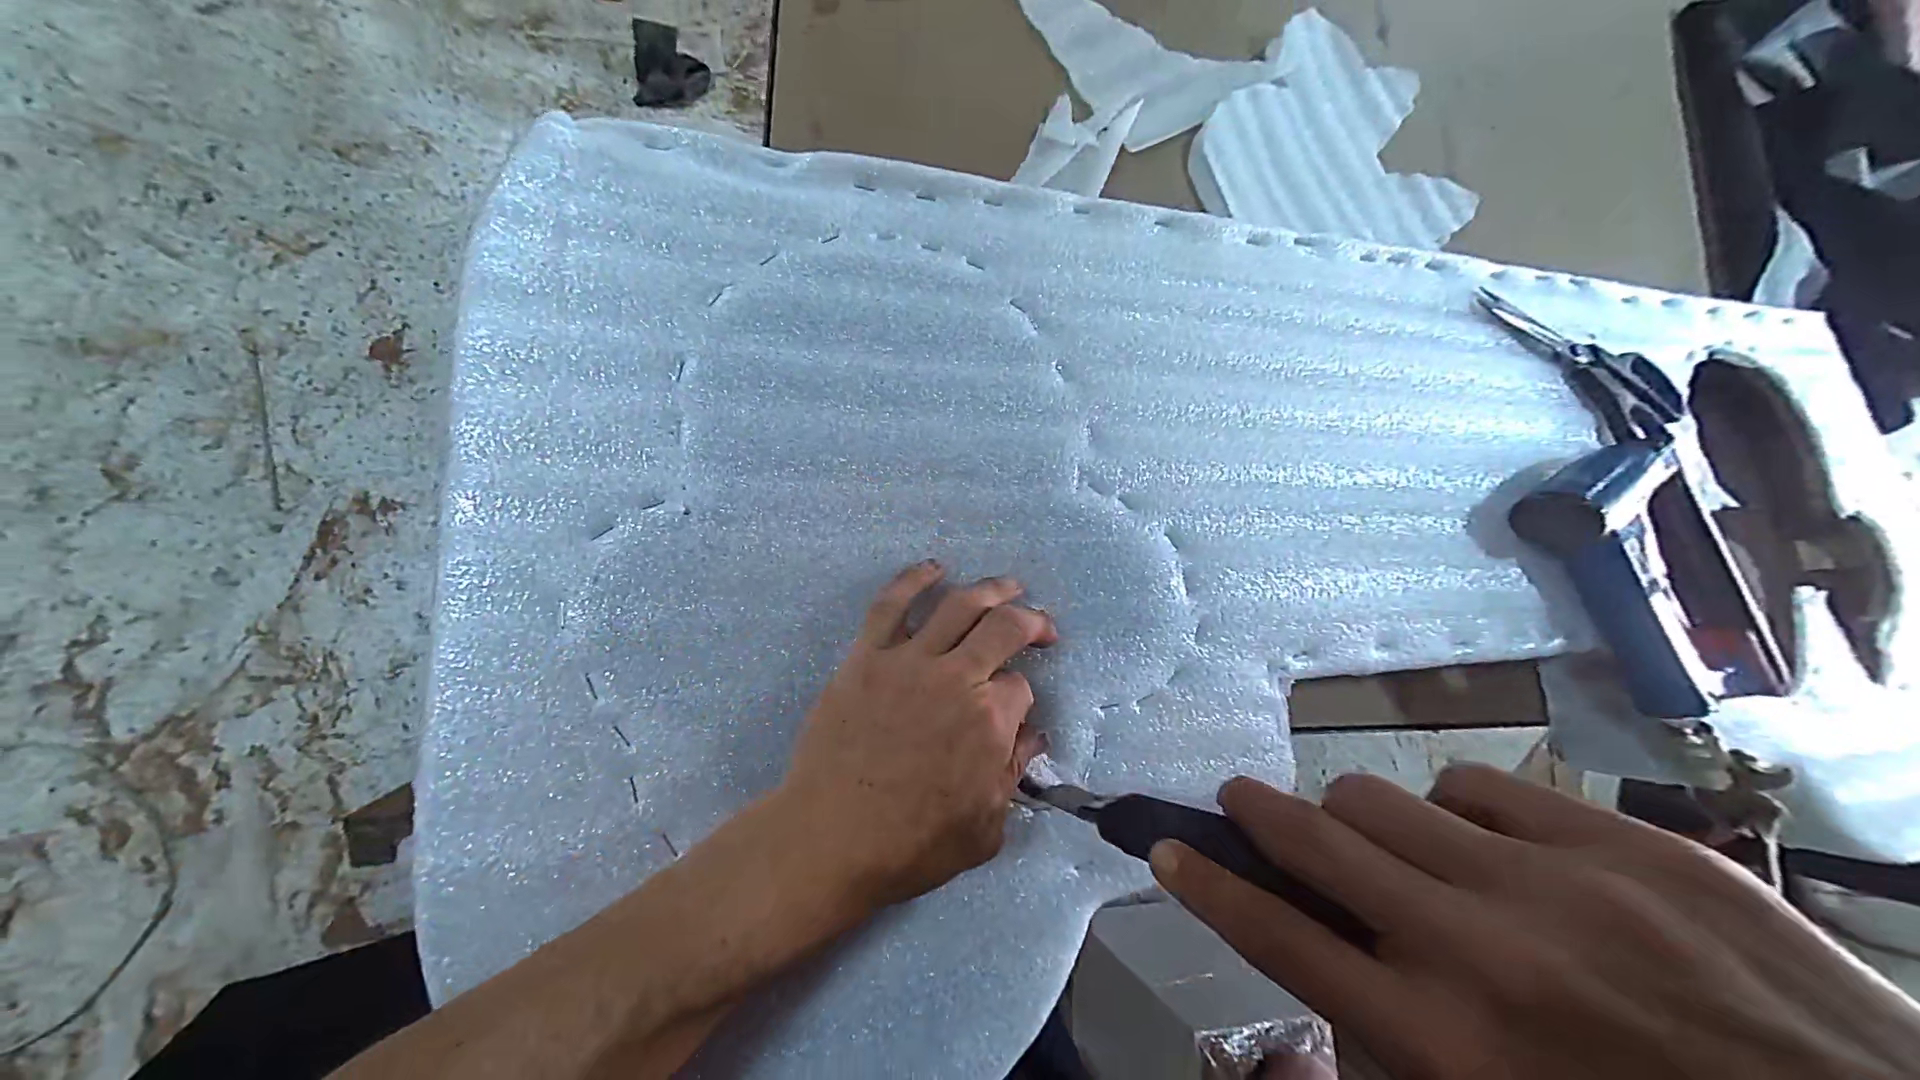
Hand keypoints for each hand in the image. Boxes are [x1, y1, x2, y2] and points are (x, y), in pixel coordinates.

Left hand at [779, 561, 1054, 909]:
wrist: (831, 836)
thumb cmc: (911, 844)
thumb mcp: (985, 828)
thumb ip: (1013, 775)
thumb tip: (1031, 737)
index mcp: (990, 720)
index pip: (1021, 687)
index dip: (1023, 695)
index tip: (1015, 708)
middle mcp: (956, 678)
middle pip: (1005, 627)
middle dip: (1031, 621)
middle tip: (1040, 625)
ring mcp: (909, 661)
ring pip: (958, 604)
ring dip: (991, 588)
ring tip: (1007, 585)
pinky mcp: (867, 656)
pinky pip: (892, 604)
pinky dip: (914, 578)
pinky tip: (933, 568)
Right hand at [1154, 765, 1919, 1079]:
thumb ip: (1379, 1067)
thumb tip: (1302, 1025)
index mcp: (1447, 1045)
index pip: (1277, 935)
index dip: (1206, 885)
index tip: (1165, 849)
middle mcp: (1482, 949)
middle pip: (1315, 838)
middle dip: (1256, 811)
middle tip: (1240, 801)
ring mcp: (1559, 884)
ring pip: (1384, 797)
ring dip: (1361, 818)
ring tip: (1388, 846)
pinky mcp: (1630, 845)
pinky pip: (1480, 787)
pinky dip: (1458, 813)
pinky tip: (1493, 850)